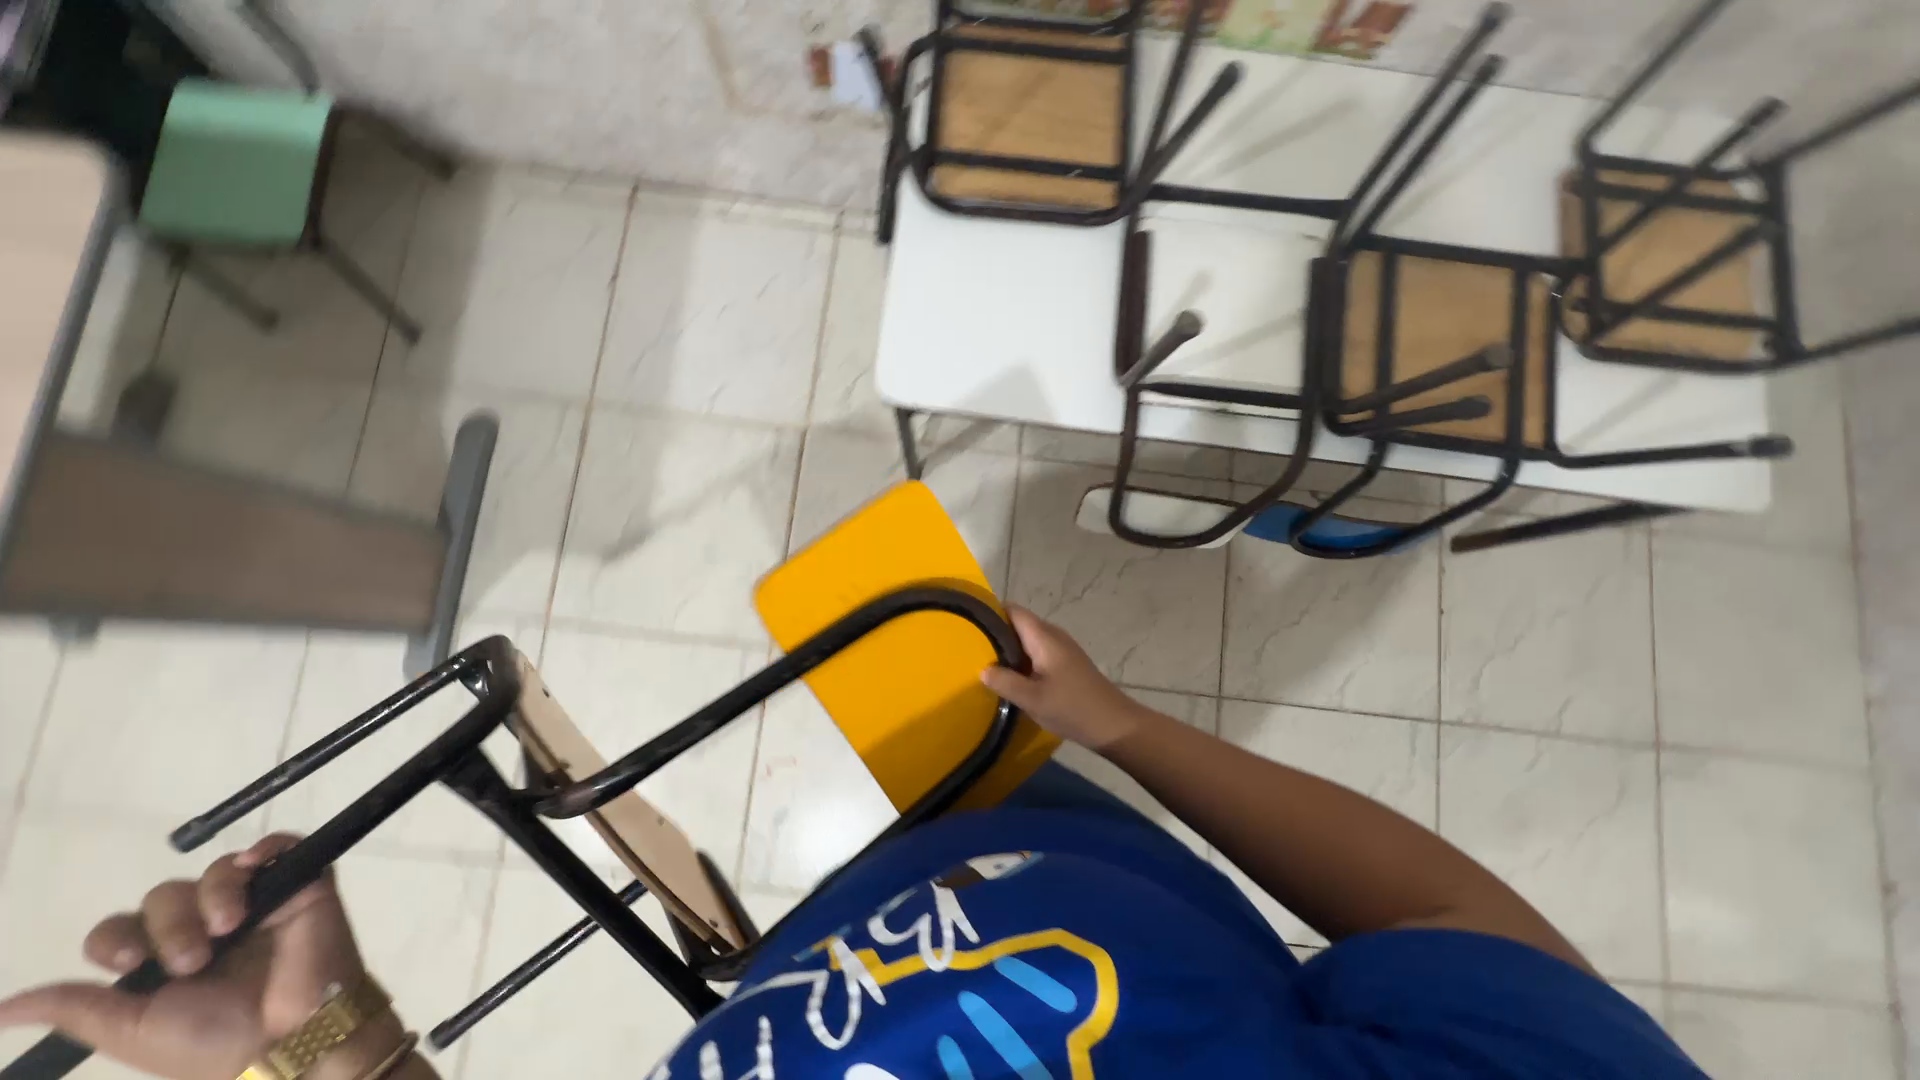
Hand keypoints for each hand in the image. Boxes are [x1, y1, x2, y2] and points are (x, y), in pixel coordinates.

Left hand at [0, 833, 399, 1079]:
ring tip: (230, 926)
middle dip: (171, 924)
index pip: (124, 927)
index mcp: (164, 960)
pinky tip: (255, 865)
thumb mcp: (132, 1030)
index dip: (118, 937)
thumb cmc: (210, 1040)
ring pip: (218, 871)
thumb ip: (78, 1009)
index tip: (129, 962)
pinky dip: (268, 847)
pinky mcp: (302, 885)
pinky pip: (282, 848)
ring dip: (215, 894)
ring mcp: (259, 902)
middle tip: (193, 960)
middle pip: (168, 896)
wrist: (287, 1034)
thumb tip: (2, 1010)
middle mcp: (208, 926)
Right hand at [980, 606, 1159, 749]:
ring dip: (1009, 649)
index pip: (1013, 611)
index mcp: (1044, 637)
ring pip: (1028, 640)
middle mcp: (1053, 636)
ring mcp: (1062, 650)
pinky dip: (1022, 660)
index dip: (992, 613)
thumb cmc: (1072, 708)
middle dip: (997, 633)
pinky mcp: (1066, 664)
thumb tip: (982, 668)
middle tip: (971, 648)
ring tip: (985, 663)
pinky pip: (1037, 652)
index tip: (969, 624)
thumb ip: (1004, 682)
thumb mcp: (1032, 699)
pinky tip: (1011, 678)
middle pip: (1019, 624)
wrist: (1113, 725)